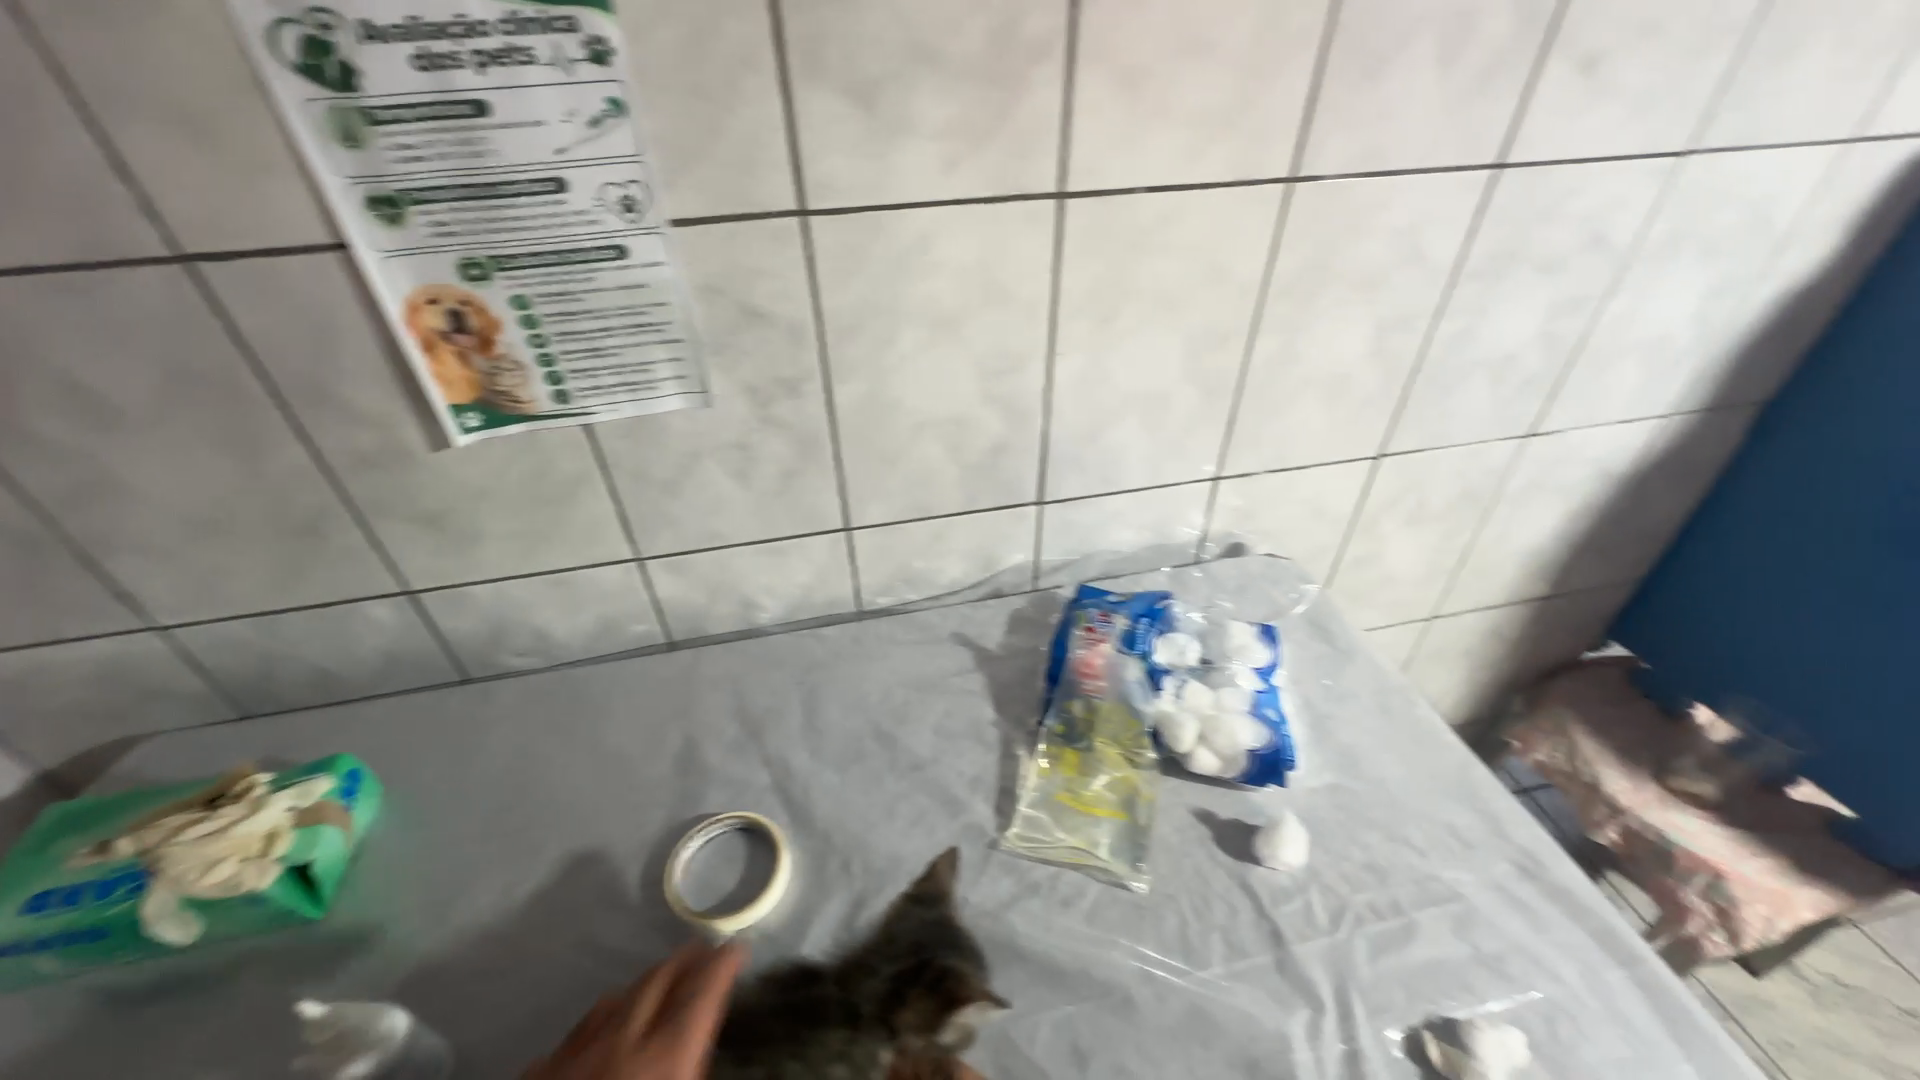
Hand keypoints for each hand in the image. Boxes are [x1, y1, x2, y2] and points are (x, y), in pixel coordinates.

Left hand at [525, 941, 745, 1079]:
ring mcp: (574, 1056)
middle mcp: (622, 1042)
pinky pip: (578, 1032)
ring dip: (645, 986)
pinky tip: (602, 1035)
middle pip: (658, 982)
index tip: (736, 950)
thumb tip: (699, 1059)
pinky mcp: (537, 1076)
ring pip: (615, 999)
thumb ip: (693, 1071)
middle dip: (685, 962)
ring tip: (661, 985)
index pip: (700, 993)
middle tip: (705, 954)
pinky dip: (602, 1021)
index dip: (722, 966)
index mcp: (666, 1058)